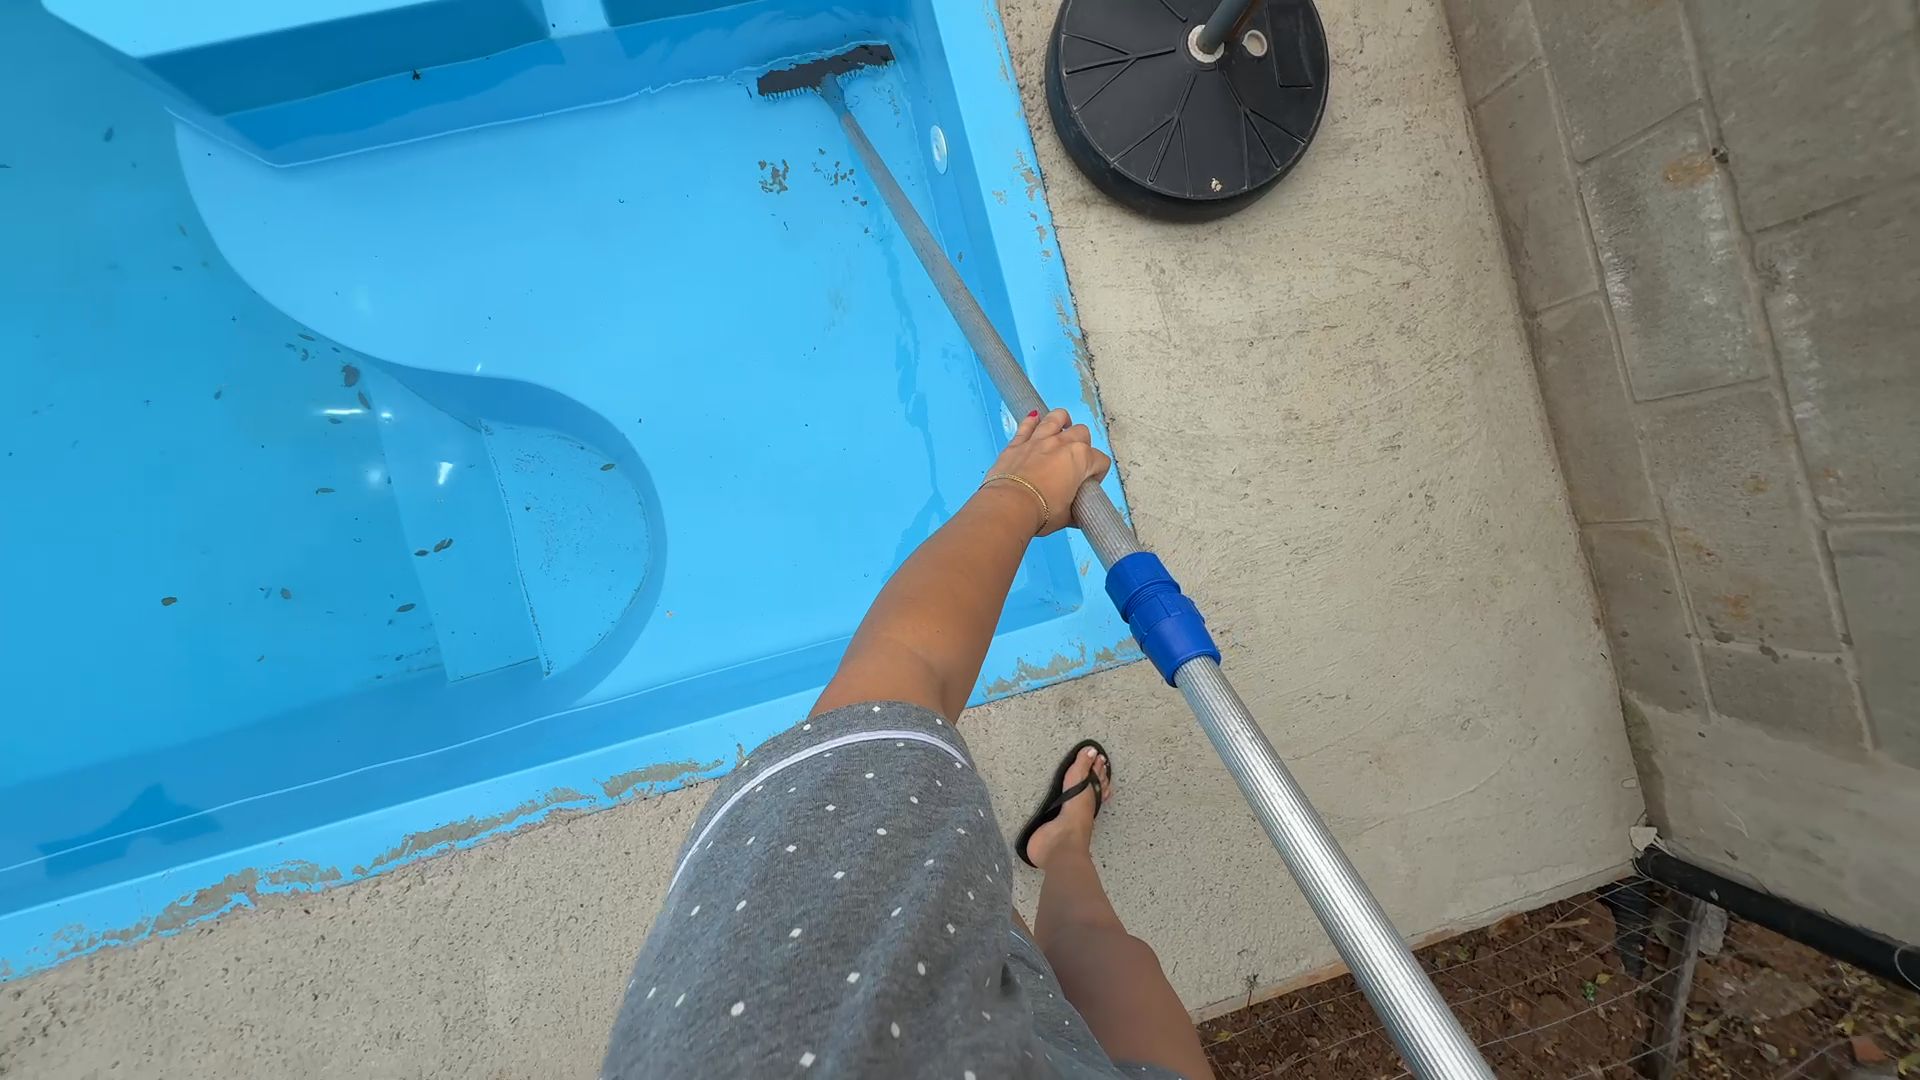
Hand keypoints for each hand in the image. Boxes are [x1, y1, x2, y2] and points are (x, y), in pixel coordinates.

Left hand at [980, 408, 1110, 535]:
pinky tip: (1034, 419)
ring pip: (1056, 417)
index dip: (1098, 472)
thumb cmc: (1040, 512)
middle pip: (1082, 433)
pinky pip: (1027, 425)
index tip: (1089, 483)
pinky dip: (1031, 421)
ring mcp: (1038, 441)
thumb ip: (1074, 511)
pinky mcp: (1017, 444)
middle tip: (1077, 458)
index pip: (1100, 461)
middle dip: (1083, 444)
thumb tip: (1075, 516)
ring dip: (1062, 420)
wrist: (1010, 506)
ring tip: (1064, 426)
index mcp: (1080, 459)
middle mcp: (1062, 444)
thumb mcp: (1066, 517)